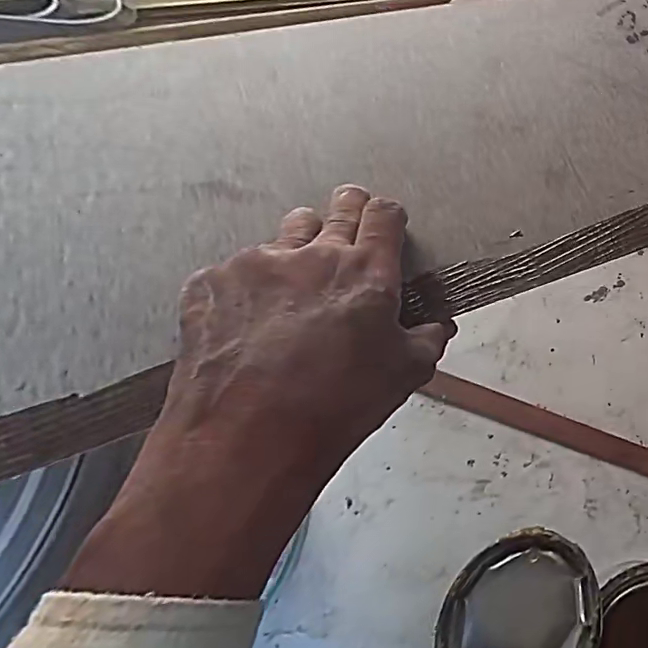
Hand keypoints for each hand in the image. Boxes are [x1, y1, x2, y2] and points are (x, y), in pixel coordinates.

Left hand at [62, 185, 455, 598]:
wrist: (245, 440)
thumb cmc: (333, 406)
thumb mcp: (406, 373)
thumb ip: (429, 337)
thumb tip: (437, 325)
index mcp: (367, 272)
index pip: (383, 213)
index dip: (388, 215)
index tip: (386, 223)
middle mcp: (313, 256)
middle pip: (338, 206)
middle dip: (349, 211)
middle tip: (350, 232)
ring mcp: (255, 265)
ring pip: (287, 232)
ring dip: (301, 247)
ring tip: (299, 285)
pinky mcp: (210, 283)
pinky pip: (237, 269)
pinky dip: (251, 286)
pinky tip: (254, 323)